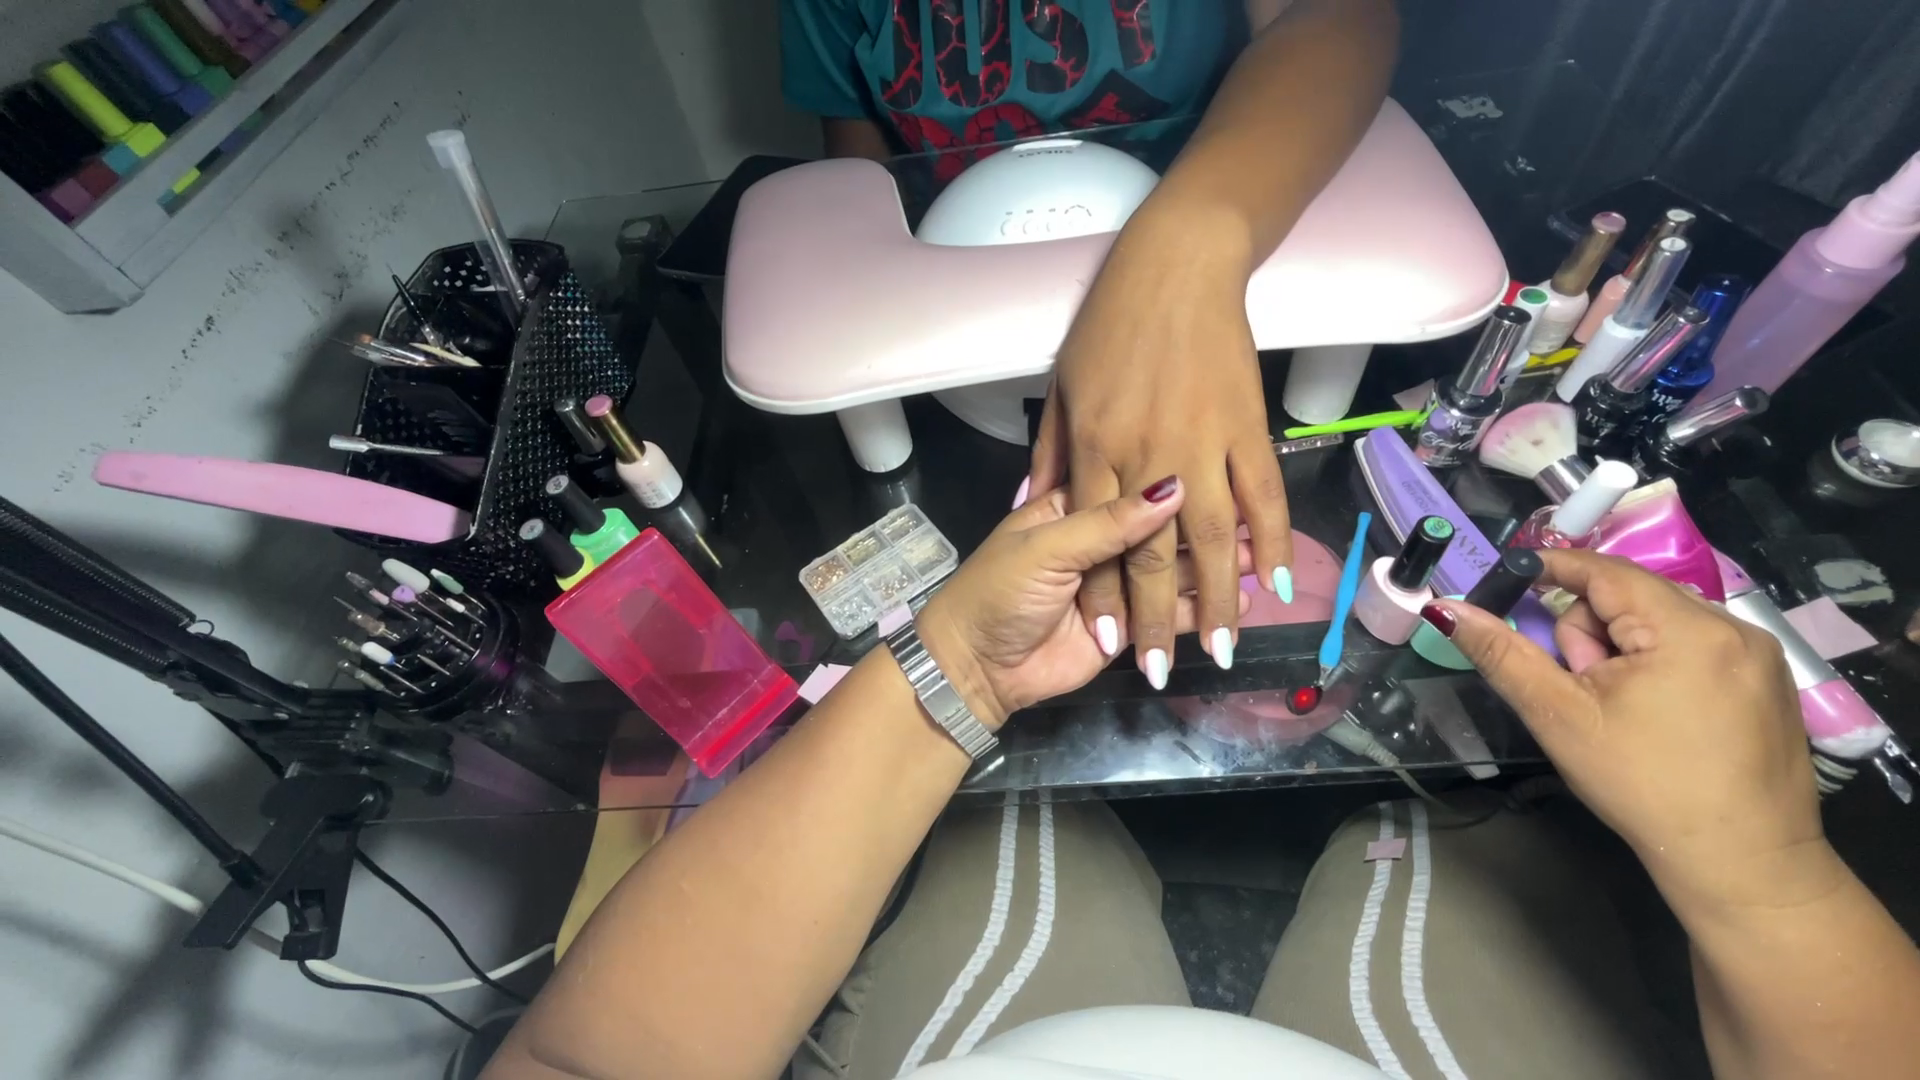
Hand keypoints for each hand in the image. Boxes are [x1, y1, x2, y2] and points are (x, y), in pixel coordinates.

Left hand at [915, 477, 1250, 729]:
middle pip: (1161, 532)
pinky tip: (1240, 604)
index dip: (1177, 486)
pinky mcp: (1126, 627)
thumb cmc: (1000, 591)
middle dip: (1204, 530)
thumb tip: (1173, 487)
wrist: (977, 666)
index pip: (1134, 488)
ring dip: (1212, 569)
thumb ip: (1109, 522)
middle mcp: (1101, 542)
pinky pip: (1168, 615)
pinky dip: (1200, 610)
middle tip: (1256, 525)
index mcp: (1075, 508)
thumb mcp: (1048, 546)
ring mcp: (1116, 585)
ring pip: (1171, 573)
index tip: (1224, 478)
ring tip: (1259, 564)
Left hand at [1030, 207, 1291, 688]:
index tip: (1109, 646)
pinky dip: (1271, 541)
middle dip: (1160, 619)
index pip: (1096, 543)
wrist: (1171, 266)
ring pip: (1209, 539)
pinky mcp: (1245, 429)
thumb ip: (1047, 453)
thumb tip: (1027, 502)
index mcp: (1093, 452)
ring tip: (1222, 647)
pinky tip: (1274, 583)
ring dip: (1217, 600)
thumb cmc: (1106, 327)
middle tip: (1171, 668)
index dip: (1104, 599)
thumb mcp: (1060, 389)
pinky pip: (1261, 497)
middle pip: (1152, 555)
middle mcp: (1145, 458)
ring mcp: (1200, 445)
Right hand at [1429, 550, 1826, 909]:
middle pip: (1627, 597)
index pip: (1602, 571)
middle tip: (1579, 686)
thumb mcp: (1556, 713)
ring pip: (1656, 621)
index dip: (1548, 569)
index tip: (1504, 583)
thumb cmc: (1640, 782)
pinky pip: (1689, 644)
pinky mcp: (1767, 682)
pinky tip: (1650, 712)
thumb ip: (1500, 651)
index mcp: (1686, 629)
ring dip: (1618, 650)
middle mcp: (1734, 628)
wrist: (1741, 862)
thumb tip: (1444, 607)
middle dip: (1587, 632)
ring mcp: (1758, 656)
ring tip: (1615, 705)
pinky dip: (1653, 663)